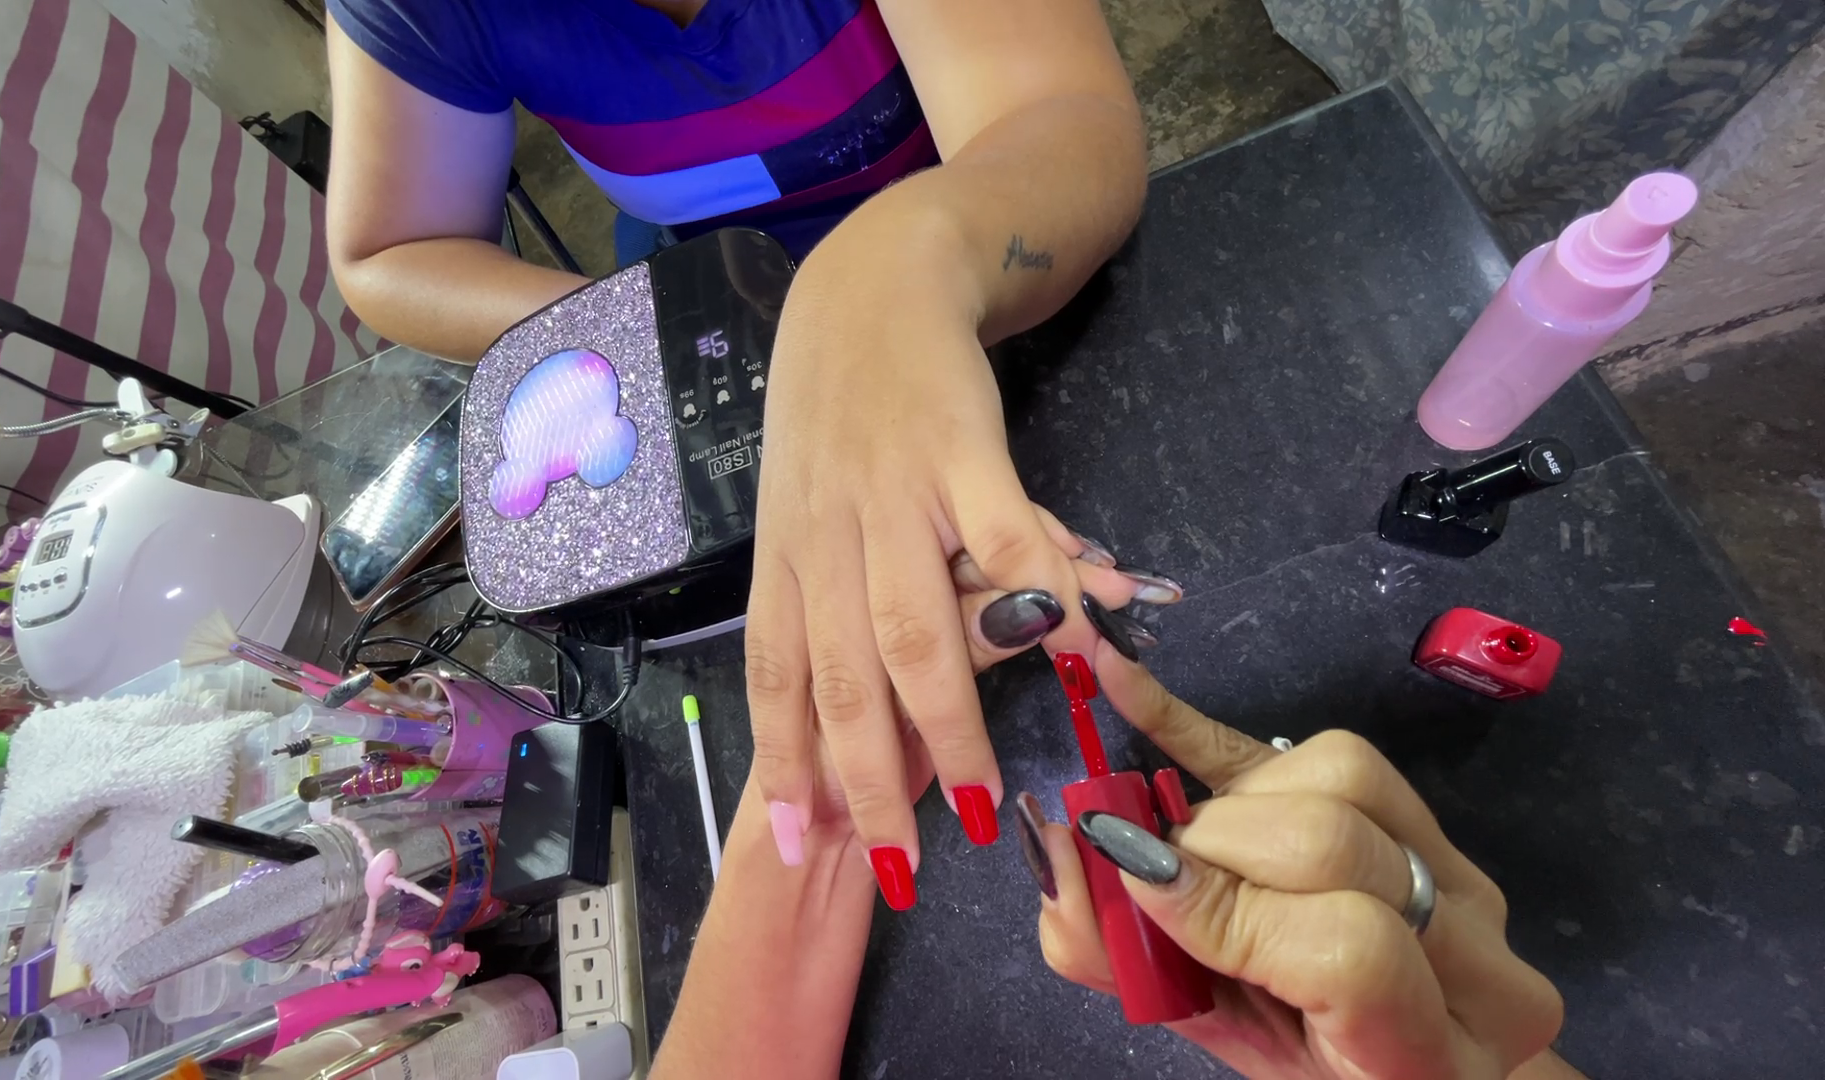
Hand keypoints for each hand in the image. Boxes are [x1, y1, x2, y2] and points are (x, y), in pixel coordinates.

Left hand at [746, 262, 1182, 907]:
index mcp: (784, 553)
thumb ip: (859, 595)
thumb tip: (898, 694)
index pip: (775, 675)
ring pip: (912, 631)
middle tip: (896, 864)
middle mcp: (825, 534)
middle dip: (864, 780)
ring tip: (978, 802)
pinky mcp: (960, 451)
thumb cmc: (839, 415)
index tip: (797, 844)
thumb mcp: (814, 504)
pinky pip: (1007, 544)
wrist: (871, 290)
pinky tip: (1080, 664)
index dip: (782, 763)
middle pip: (840, 676)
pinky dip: (1045, 606)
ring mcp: (891, 493)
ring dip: (945, 725)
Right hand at [1027, 647, 1563, 1078]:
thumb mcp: (1195, 1030)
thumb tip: (1054, 843)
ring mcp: (1454, 870)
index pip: (1348, 950)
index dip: (1227, 908)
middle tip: (1160, 865)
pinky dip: (1199, 716)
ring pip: (1337, 775)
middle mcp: (1473, 958)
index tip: (1138, 879)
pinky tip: (1121, 678)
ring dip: (1233, 798)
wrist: (1393, 1038)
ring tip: (1198, 838)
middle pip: (1329, 841)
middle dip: (1213, 842)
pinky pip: (1309, 741)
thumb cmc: (1293, 1052)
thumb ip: (1106, 953)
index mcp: (1424, 1049)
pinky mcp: (1403, 804)